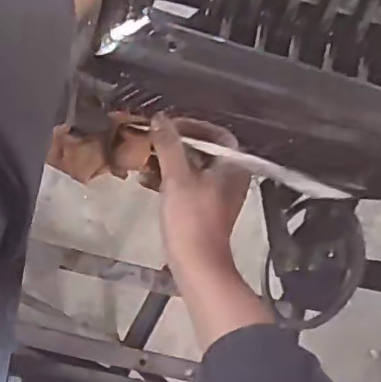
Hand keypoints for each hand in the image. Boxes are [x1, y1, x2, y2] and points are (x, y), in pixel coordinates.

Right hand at [152, 116, 273, 347]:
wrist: (198, 264)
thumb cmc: (191, 218)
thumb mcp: (177, 177)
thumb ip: (169, 145)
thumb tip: (160, 118)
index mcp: (233, 166)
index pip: (216, 134)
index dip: (192, 126)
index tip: (166, 127)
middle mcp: (231, 178)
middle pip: (204, 151)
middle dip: (177, 144)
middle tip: (153, 142)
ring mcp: (219, 196)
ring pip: (194, 168)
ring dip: (171, 162)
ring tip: (147, 160)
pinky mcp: (206, 210)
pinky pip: (189, 185)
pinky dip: (171, 180)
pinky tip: (149, 182)